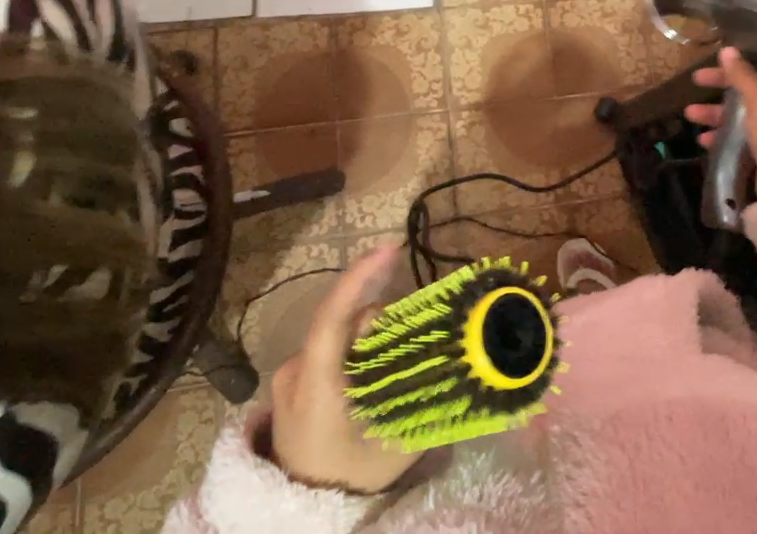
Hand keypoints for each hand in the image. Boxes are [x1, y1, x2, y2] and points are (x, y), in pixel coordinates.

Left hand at [269, 245, 418, 493]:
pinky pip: (332, 348)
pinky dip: (358, 349)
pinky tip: (378, 372)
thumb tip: (467, 373)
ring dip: (371, 339)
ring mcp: (289, 375)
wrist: (294, 512)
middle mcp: (296, 370)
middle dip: (384, 321)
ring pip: (340, 334)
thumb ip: (427, 404)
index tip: (390, 248)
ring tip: (399, 366)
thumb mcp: (394, 447)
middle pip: (345, 321)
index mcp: (315, 384)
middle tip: (417, 339)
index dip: (359, 278)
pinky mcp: (293, 380)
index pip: (332, 318)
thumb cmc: (345, 478)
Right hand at [684, 48, 756, 199]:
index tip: (711, 64)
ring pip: (742, 116)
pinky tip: (704, 141)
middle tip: (695, 82)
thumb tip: (727, 49)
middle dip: (720, 90)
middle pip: (748, 91)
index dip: (734, 67)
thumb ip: (742, 76)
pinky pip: (742, 138)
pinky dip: (724, 137)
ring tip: (689, 115)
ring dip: (716, 115)